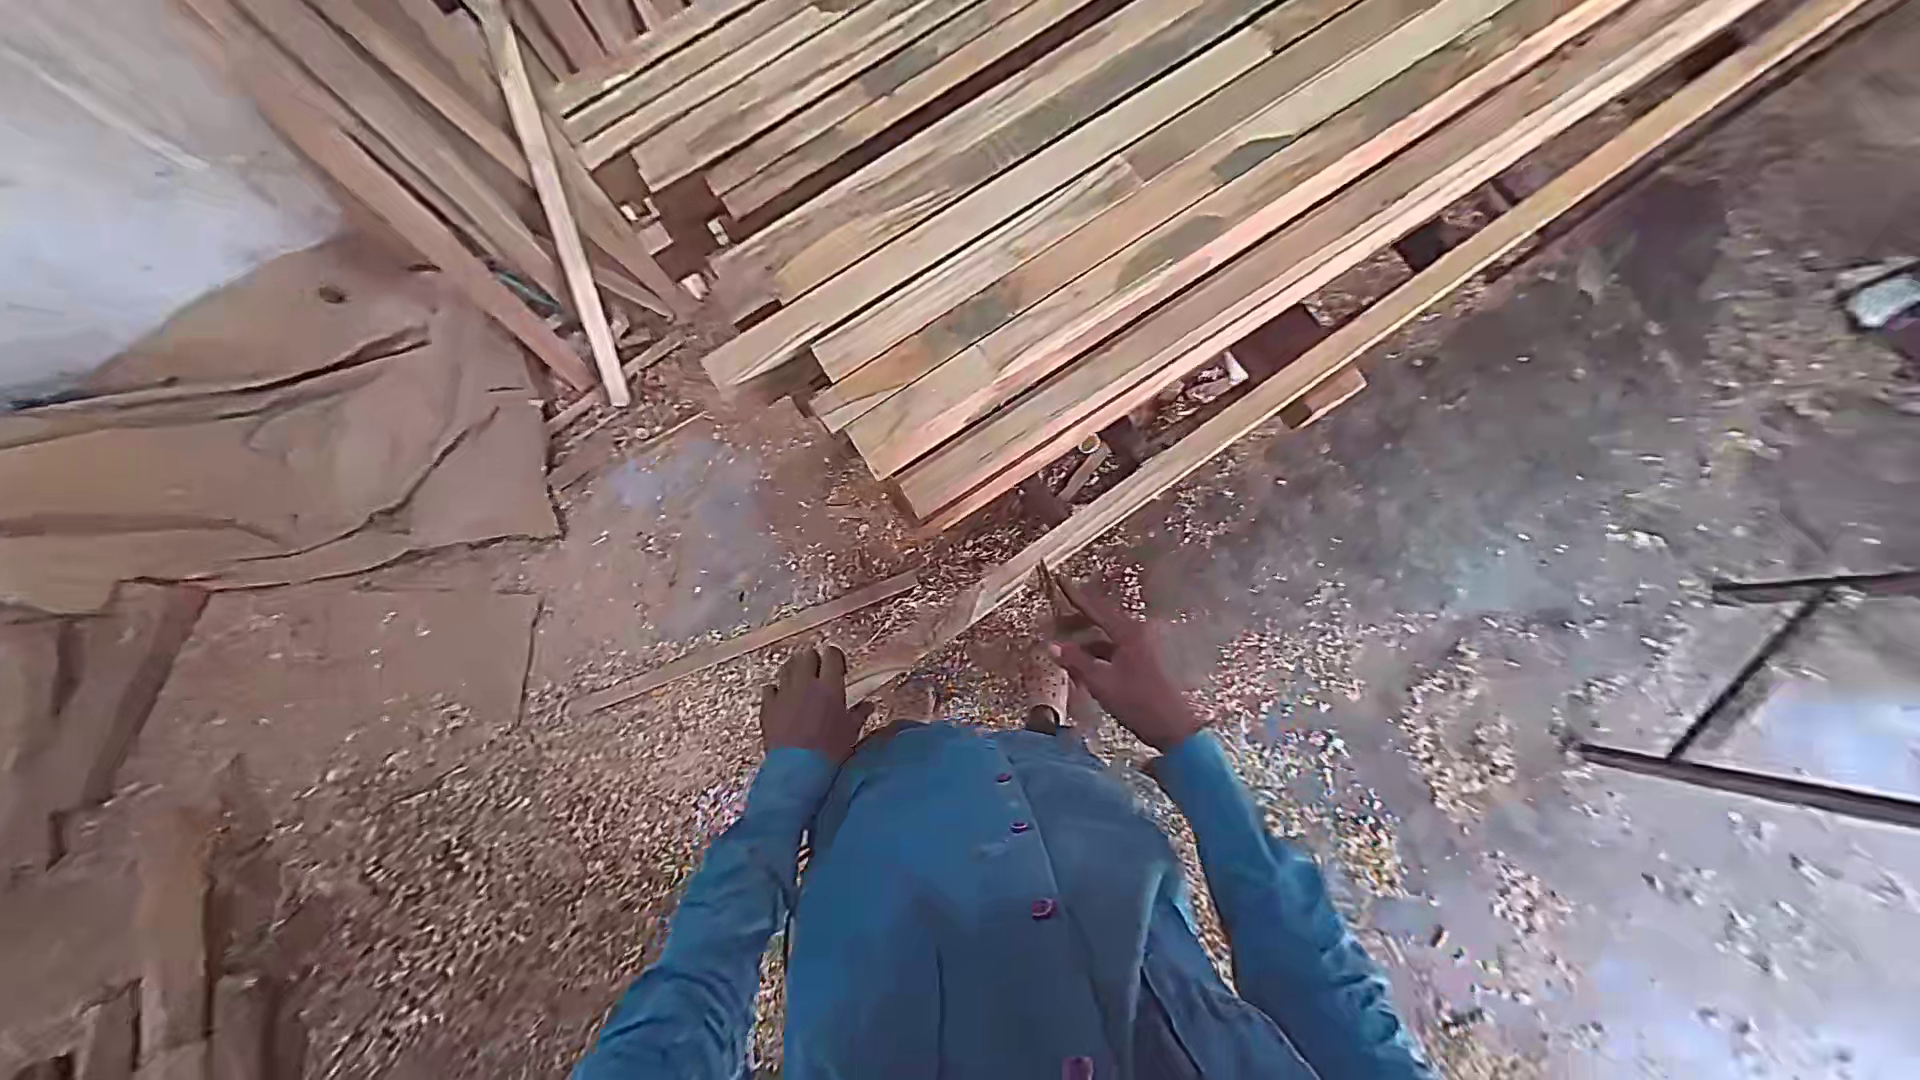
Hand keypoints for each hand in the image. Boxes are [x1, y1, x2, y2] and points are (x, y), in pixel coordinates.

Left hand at [759, 645, 872, 763]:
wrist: (797, 770)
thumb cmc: (829, 751)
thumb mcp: (850, 731)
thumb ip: (859, 713)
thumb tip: (869, 705)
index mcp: (829, 685)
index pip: (831, 655)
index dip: (834, 656)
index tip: (837, 664)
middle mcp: (805, 683)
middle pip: (806, 655)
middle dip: (813, 659)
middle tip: (818, 671)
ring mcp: (784, 693)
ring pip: (787, 667)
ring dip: (794, 669)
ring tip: (801, 680)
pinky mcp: (768, 706)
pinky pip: (770, 688)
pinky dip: (776, 689)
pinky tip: (781, 697)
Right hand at [1048, 578, 1205, 751]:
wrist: (1177, 730)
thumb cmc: (1140, 704)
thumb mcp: (1101, 682)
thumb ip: (1076, 661)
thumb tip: (1053, 646)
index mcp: (1130, 633)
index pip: (1095, 608)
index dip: (1075, 595)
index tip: (1060, 580)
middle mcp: (1140, 634)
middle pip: (1102, 622)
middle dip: (1077, 623)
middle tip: (1056, 621)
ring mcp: (1145, 648)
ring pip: (1108, 639)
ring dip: (1087, 644)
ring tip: (1066, 652)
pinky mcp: (1148, 662)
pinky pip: (1117, 652)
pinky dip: (1100, 656)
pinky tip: (1085, 669)